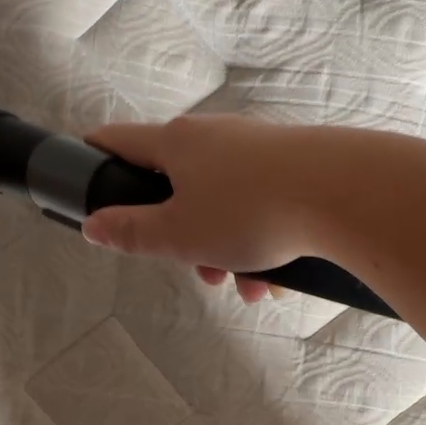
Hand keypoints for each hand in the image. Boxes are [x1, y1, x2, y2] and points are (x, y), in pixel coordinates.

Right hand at [81, 116, 324, 301]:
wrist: (340, 194)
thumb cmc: (248, 213)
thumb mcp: (179, 235)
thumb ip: (132, 233)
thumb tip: (94, 226)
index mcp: (176, 144)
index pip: (119, 142)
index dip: (95, 158)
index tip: (84, 173)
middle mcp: (215, 136)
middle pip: (180, 189)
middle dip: (187, 240)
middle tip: (204, 274)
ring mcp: (257, 149)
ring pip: (227, 208)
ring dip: (231, 253)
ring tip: (252, 287)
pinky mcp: (294, 167)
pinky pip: (265, 210)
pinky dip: (265, 245)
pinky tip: (281, 278)